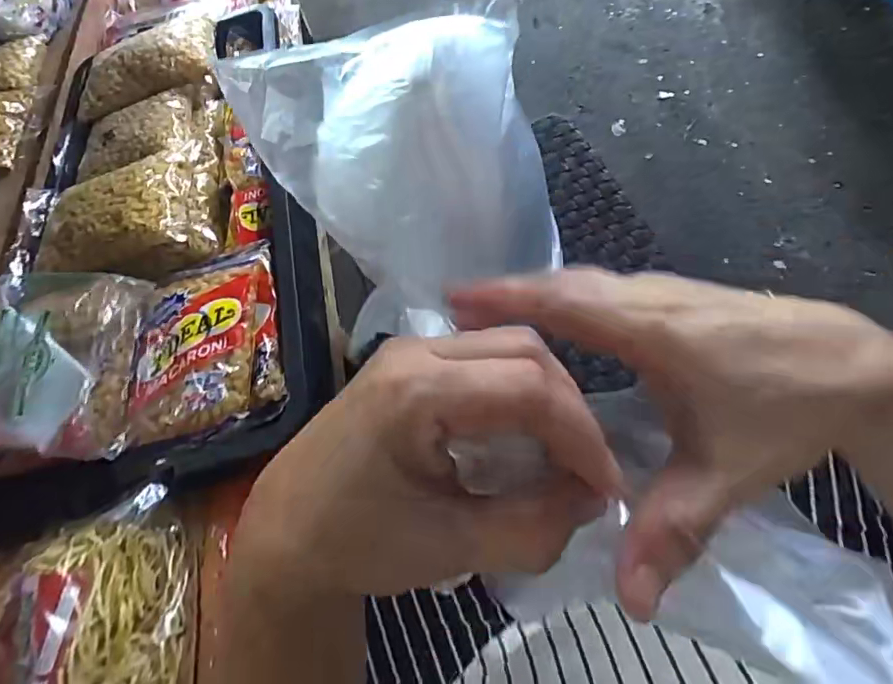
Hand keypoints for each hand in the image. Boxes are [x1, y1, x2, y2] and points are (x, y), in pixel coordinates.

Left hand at [234, 327, 623, 598]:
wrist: (286, 529)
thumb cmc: (356, 543)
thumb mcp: (450, 547)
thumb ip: (531, 524)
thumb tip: (591, 498)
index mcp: (416, 391)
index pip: (526, 387)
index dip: (580, 434)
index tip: (605, 487)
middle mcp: (415, 350)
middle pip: (523, 349)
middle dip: (568, 407)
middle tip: (586, 468)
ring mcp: (412, 347)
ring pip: (507, 345)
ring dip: (546, 395)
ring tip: (560, 453)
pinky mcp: (412, 359)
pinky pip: (484, 357)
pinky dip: (517, 391)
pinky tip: (522, 434)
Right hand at [449, 267, 892, 619]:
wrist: (853, 365)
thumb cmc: (784, 408)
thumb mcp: (725, 474)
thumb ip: (672, 531)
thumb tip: (627, 602)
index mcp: (648, 327)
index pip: (564, 303)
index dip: (508, 297)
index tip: (456, 296)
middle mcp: (648, 296)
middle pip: (568, 284)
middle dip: (512, 292)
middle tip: (459, 309)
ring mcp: (665, 290)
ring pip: (589, 282)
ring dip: (541, 292)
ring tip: (498, 314)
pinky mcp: (678, 296)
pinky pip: (608, 289)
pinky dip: (571, 297)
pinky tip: (565, 322)